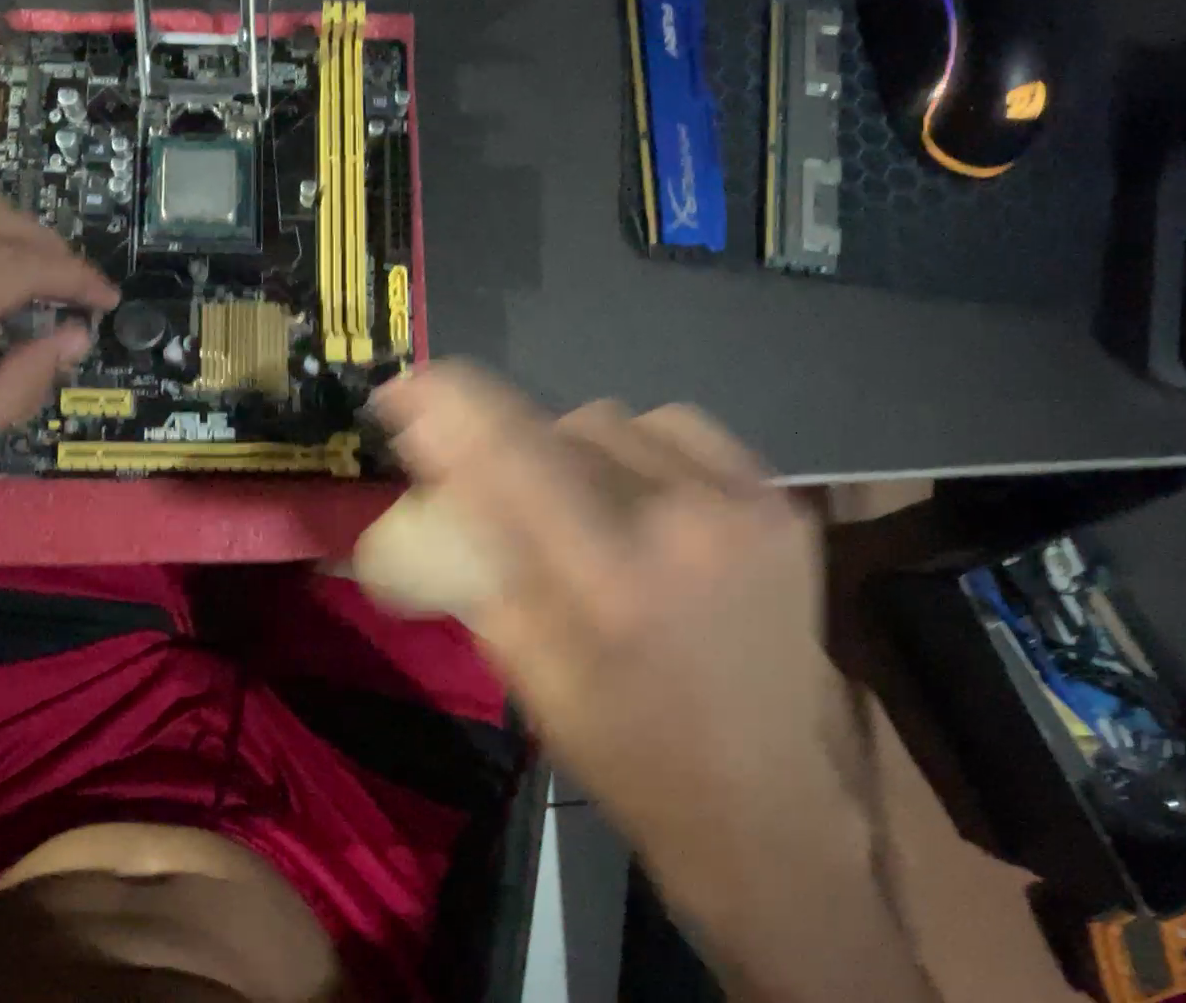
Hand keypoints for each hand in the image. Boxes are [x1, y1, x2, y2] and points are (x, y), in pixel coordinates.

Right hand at [368, 362, 856, 871]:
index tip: (406, 387)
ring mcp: (742, 505)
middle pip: (562, 426)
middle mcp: (681, 522)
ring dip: (576, 449)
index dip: (450, 407)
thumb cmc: (627, 752)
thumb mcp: (527, 673)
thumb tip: (430, 496)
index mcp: (608, 581)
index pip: (512, 455)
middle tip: (500, 489)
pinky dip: (639, 450)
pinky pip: (681, 432)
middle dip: (513, 446)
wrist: (768, 798)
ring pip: (620, 420)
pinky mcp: (779, 502)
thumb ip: (478, 571)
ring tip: (576, 501)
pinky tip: (637, 498)